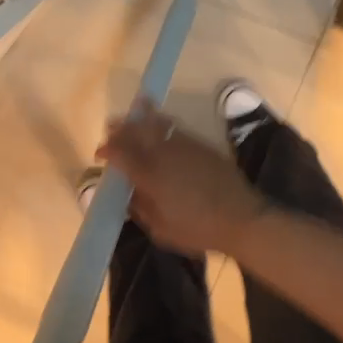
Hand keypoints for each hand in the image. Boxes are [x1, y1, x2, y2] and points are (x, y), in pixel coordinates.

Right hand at [97, 99, 267, 255]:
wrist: (241, 217)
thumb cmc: (198, 229)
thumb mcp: (160, 229)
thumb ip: (140, 208)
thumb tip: (130, 194)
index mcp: (149, 175)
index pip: (120, 153)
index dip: (107, 150)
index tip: (100, 154)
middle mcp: (163, 154)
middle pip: (135, 131)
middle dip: (120, 128)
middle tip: (111, 127)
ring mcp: (183, 145)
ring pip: (156, 123)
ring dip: (140, 118)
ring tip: (133, 114)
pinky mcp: (200, 143)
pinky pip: (174, 127)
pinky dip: (161, 123)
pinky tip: (158, 124)